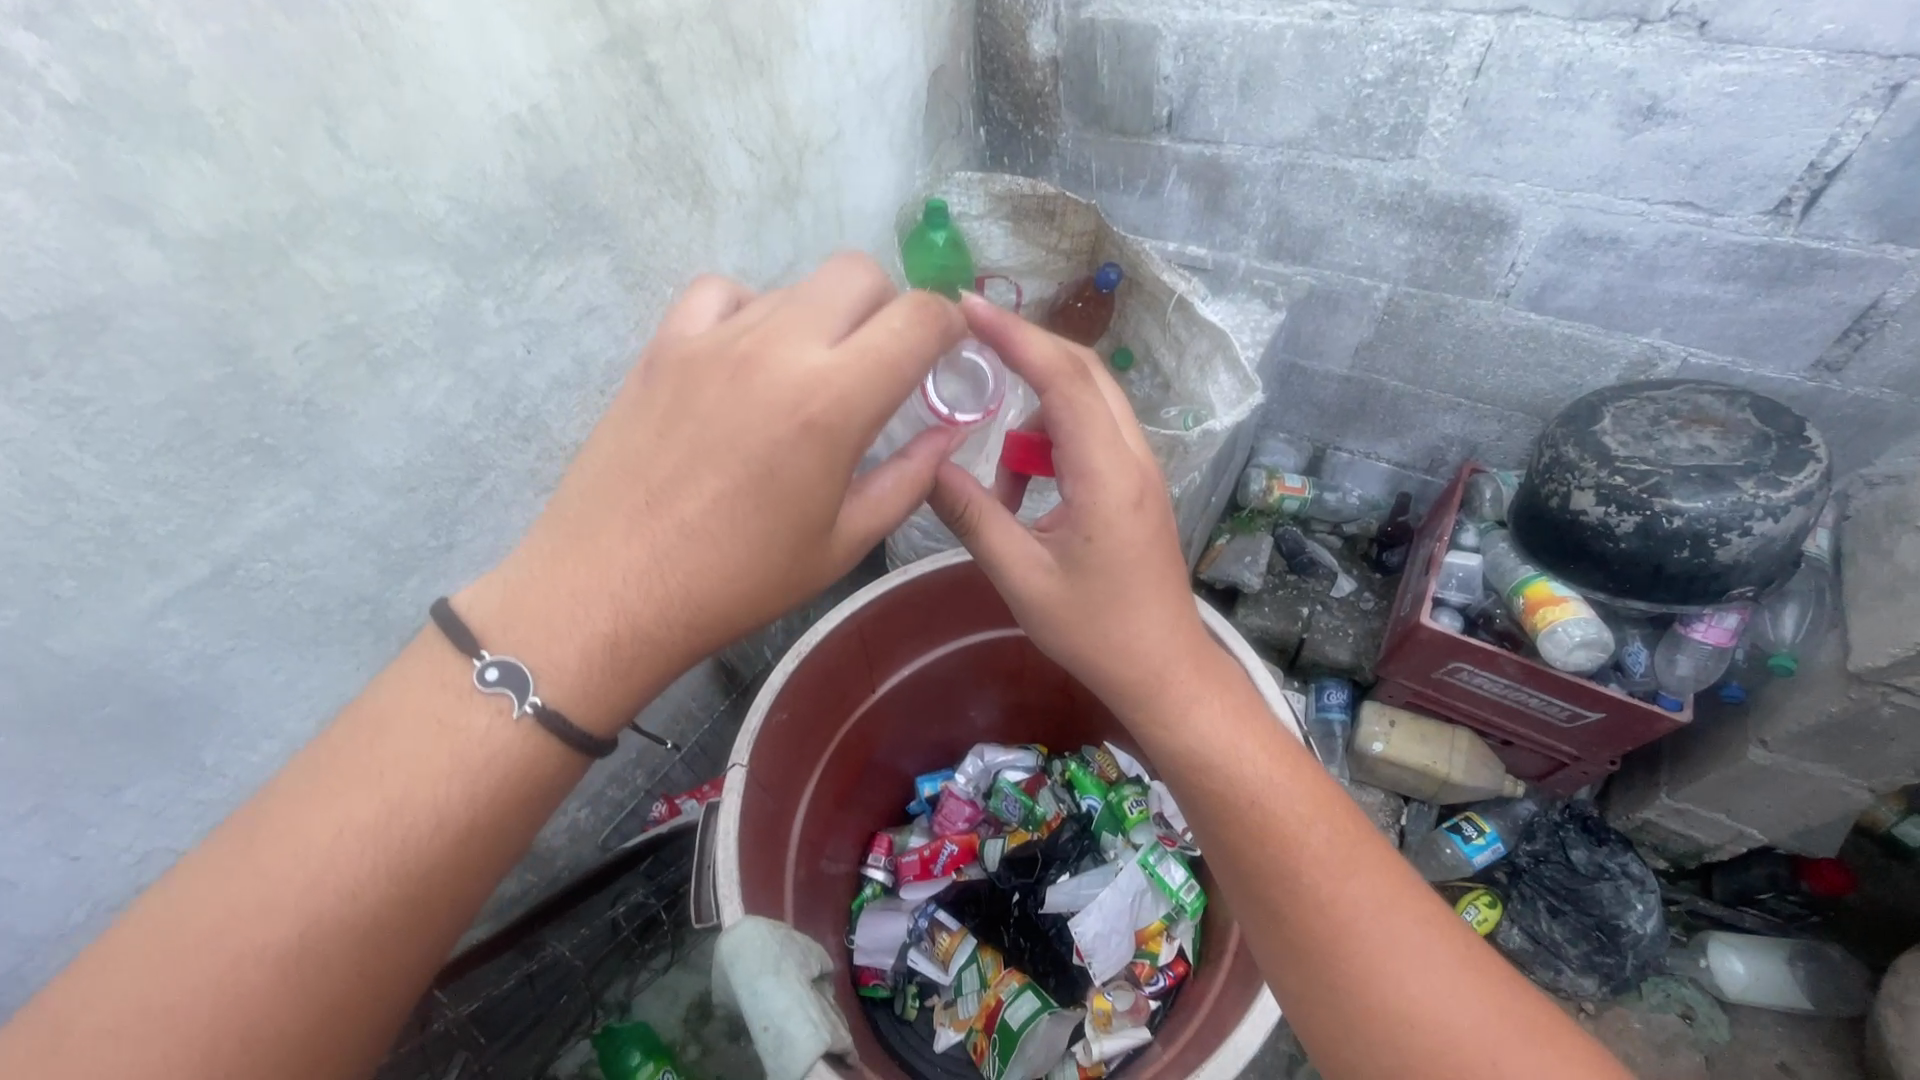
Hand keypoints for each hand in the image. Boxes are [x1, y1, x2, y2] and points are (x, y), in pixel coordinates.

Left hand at [464, 254, 966, 730]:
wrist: (612, 588)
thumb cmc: (739, 580)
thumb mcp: (844, 542)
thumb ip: (910, 478)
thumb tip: (950, 432)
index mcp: (834, 401)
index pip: (919, 316)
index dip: (950, 327)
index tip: (949, 356)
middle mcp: (778, 347)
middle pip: (859, 272)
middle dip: (891, 310)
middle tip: (885, 367)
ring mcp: (714, 338)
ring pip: (795, 283)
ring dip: (826, 318)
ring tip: (813, 376)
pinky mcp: (664, 344)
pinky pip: (725, 293)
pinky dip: (754, 311)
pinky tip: (749, 358)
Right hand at [928, 294, 1212, 713]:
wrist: (1162, 668)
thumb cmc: (1095, 631)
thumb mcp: (1021, 577)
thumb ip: (973, 515)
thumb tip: (926, 466)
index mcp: (1107, 474)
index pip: (1062, 378)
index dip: (1014, 335)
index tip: (967, 306)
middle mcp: (1132, 456)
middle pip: (1082, 372)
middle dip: (1025, 352)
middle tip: (970, 348)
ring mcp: (1141, 468)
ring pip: (1087, 402)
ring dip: (1037, 415)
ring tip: (1002, 479)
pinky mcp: (1137, 484)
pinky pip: (1092, 434)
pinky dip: (1053, 443)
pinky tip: (1029, 493)